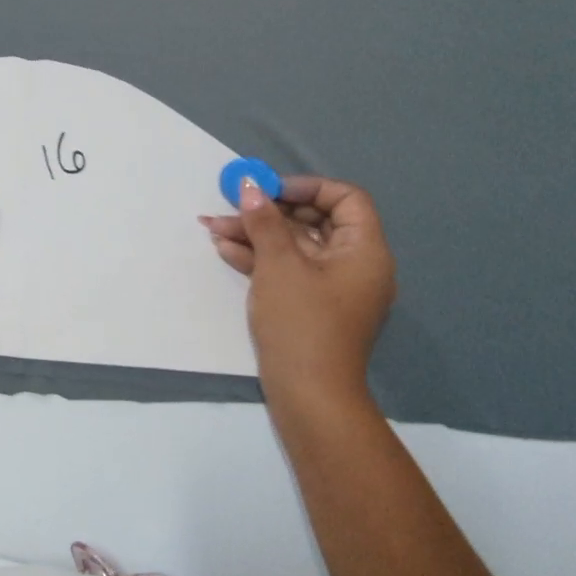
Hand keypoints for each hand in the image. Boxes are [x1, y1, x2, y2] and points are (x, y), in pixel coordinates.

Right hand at [200, 175, 396, 407]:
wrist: (308, 389)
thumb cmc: (302, 321)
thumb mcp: (279, 265)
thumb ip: (265, 222)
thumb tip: (250, 186)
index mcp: (364, 251)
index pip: (346, 199)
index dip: (306, 187)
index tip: (267, 190)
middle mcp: (353, 264)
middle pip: (314, 220)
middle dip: (269, 211)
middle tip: (230, 207)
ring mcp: (331, 285)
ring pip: (294, 244)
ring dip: (255, 233)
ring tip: (212, 228)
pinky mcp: (309, 302)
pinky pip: (286, 267)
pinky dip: (258, 256)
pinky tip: (224, 249)